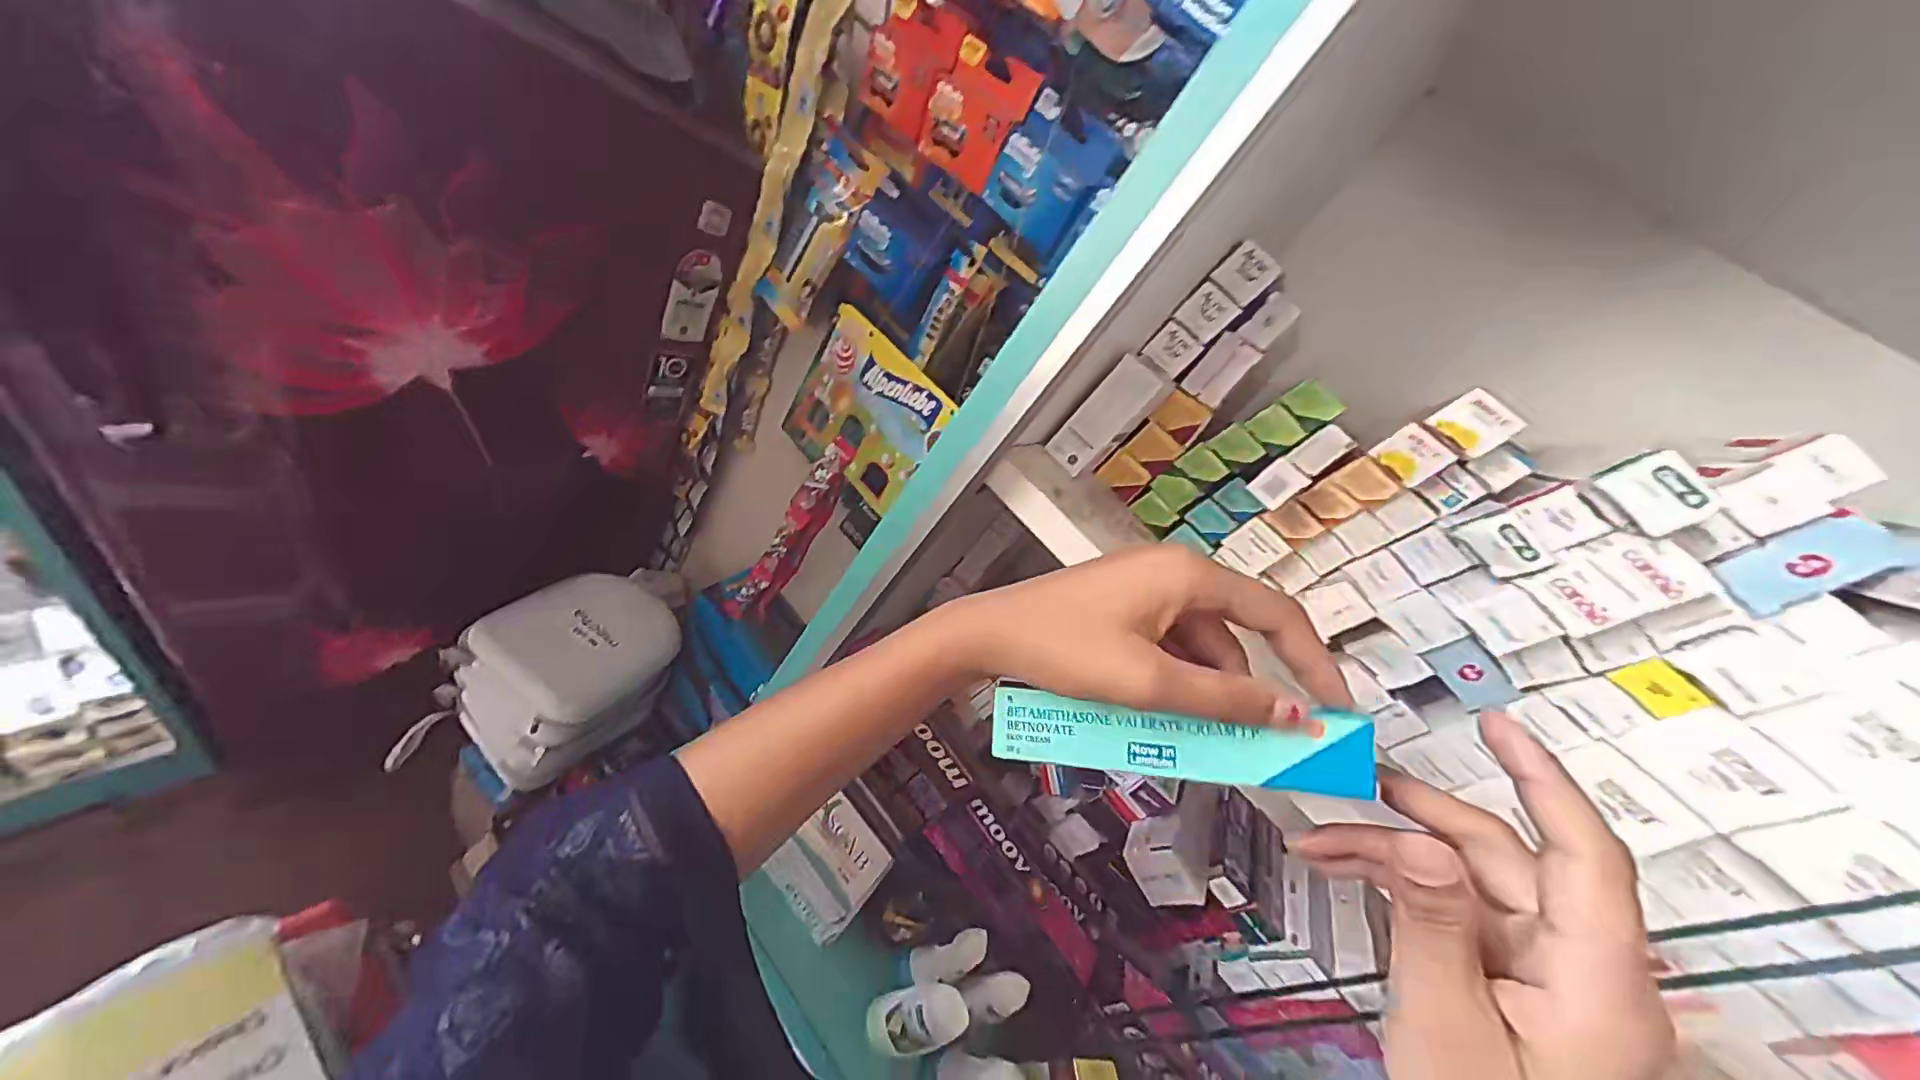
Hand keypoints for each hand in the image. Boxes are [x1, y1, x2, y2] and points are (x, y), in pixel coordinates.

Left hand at [937, 546, 1350, 730]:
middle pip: (1233, 636)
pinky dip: (1175, 681)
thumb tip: (1296, 716)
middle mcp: (1174, 574)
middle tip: (1255, 744)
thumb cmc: (1065, 649)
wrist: (990, 633)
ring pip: (1198, 648)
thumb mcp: (1148, 682)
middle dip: (1245, 691)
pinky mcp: (1124, 608)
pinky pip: (1167, 647)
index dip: (1314, 662)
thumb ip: (1224, 700)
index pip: (1277, 614)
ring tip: (1198, 739)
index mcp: (1189, 575)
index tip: (1337, 708)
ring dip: (1205, 692)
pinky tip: (1163, 715)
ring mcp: (1146, 590)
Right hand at [1291, 712, 1674, 1079]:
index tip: (1498, 725)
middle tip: (1352, 783)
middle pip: (1500, 857)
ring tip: (1319, 842)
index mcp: (1596, 981)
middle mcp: (1578, 964)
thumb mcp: (1443, 1025)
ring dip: (1389, 853)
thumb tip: (1421, 841)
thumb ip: (1433, 927)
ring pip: (1463, 878)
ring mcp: (1539, 971)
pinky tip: (1341, 870)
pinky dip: (1395, 886)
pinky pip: (1448, 908)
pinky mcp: (1504, 977)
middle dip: (1417, 816)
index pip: (1584, 855)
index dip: (1544, 780)